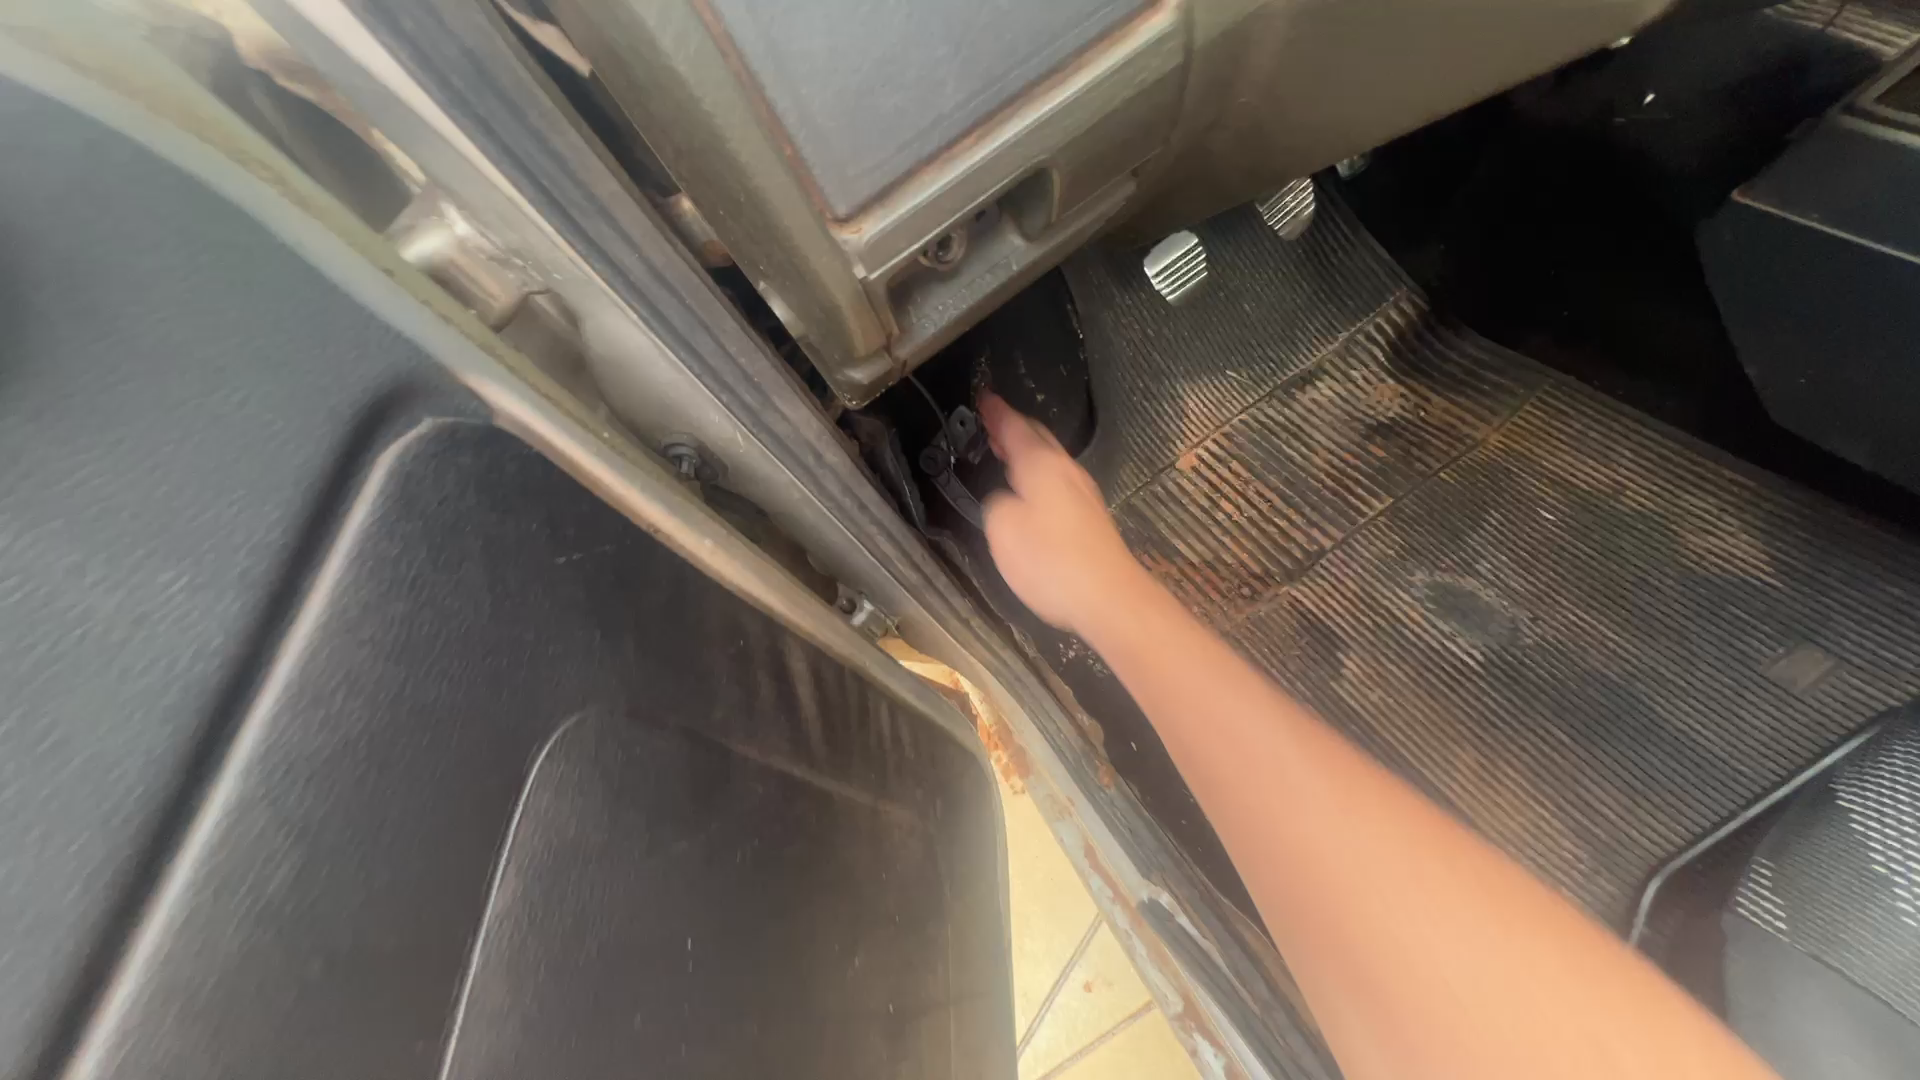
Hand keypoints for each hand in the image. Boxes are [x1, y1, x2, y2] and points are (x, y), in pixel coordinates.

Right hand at [978, 392, 1147, 634]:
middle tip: (990, 426)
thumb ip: (997, 504)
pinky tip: (1028, 492)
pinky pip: (1057, 483)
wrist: (1109, 598)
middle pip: (1038, 439)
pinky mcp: (1090, 518)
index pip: (1015, 427)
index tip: (983, 398)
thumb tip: (1006, 498)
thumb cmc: (1052, 561)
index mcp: (1042, 465)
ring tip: (1003, 455)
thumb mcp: (1003, 530)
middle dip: (1013, 429)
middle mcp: (1067, 471)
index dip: (996, 412)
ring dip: (1026, 454)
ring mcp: (1083, 494)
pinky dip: (1037, 477)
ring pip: (1050, 462)